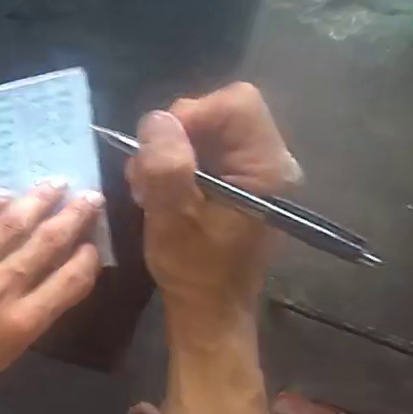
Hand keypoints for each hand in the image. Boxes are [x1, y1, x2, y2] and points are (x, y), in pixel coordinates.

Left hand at [0, 183, 102, 400]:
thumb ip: (27, 321)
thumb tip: (51, 287)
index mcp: (20, 321)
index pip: (70, 282)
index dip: (87, 259)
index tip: (93, 243)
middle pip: (46, 243)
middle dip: (73, 217)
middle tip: (90, 196)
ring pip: (10, 223)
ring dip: (36, 200)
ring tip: (54, 184)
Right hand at [126, 82, 296, 331]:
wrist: (209, 310)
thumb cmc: (195, 269)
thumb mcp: (173, 218)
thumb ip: (167, 166)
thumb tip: (155, 119)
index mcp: (267, 167)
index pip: (236, 103)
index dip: (191, 115)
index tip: (158, 149)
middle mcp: (268, 161)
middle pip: (219, 114)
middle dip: (173, 137)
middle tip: (144, 174)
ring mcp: (251, 173)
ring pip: (204, 132)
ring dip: (166, 154)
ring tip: (146, 189)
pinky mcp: (234, 184)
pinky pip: (201, 153)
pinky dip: (172, 166)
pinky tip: (157, 194)